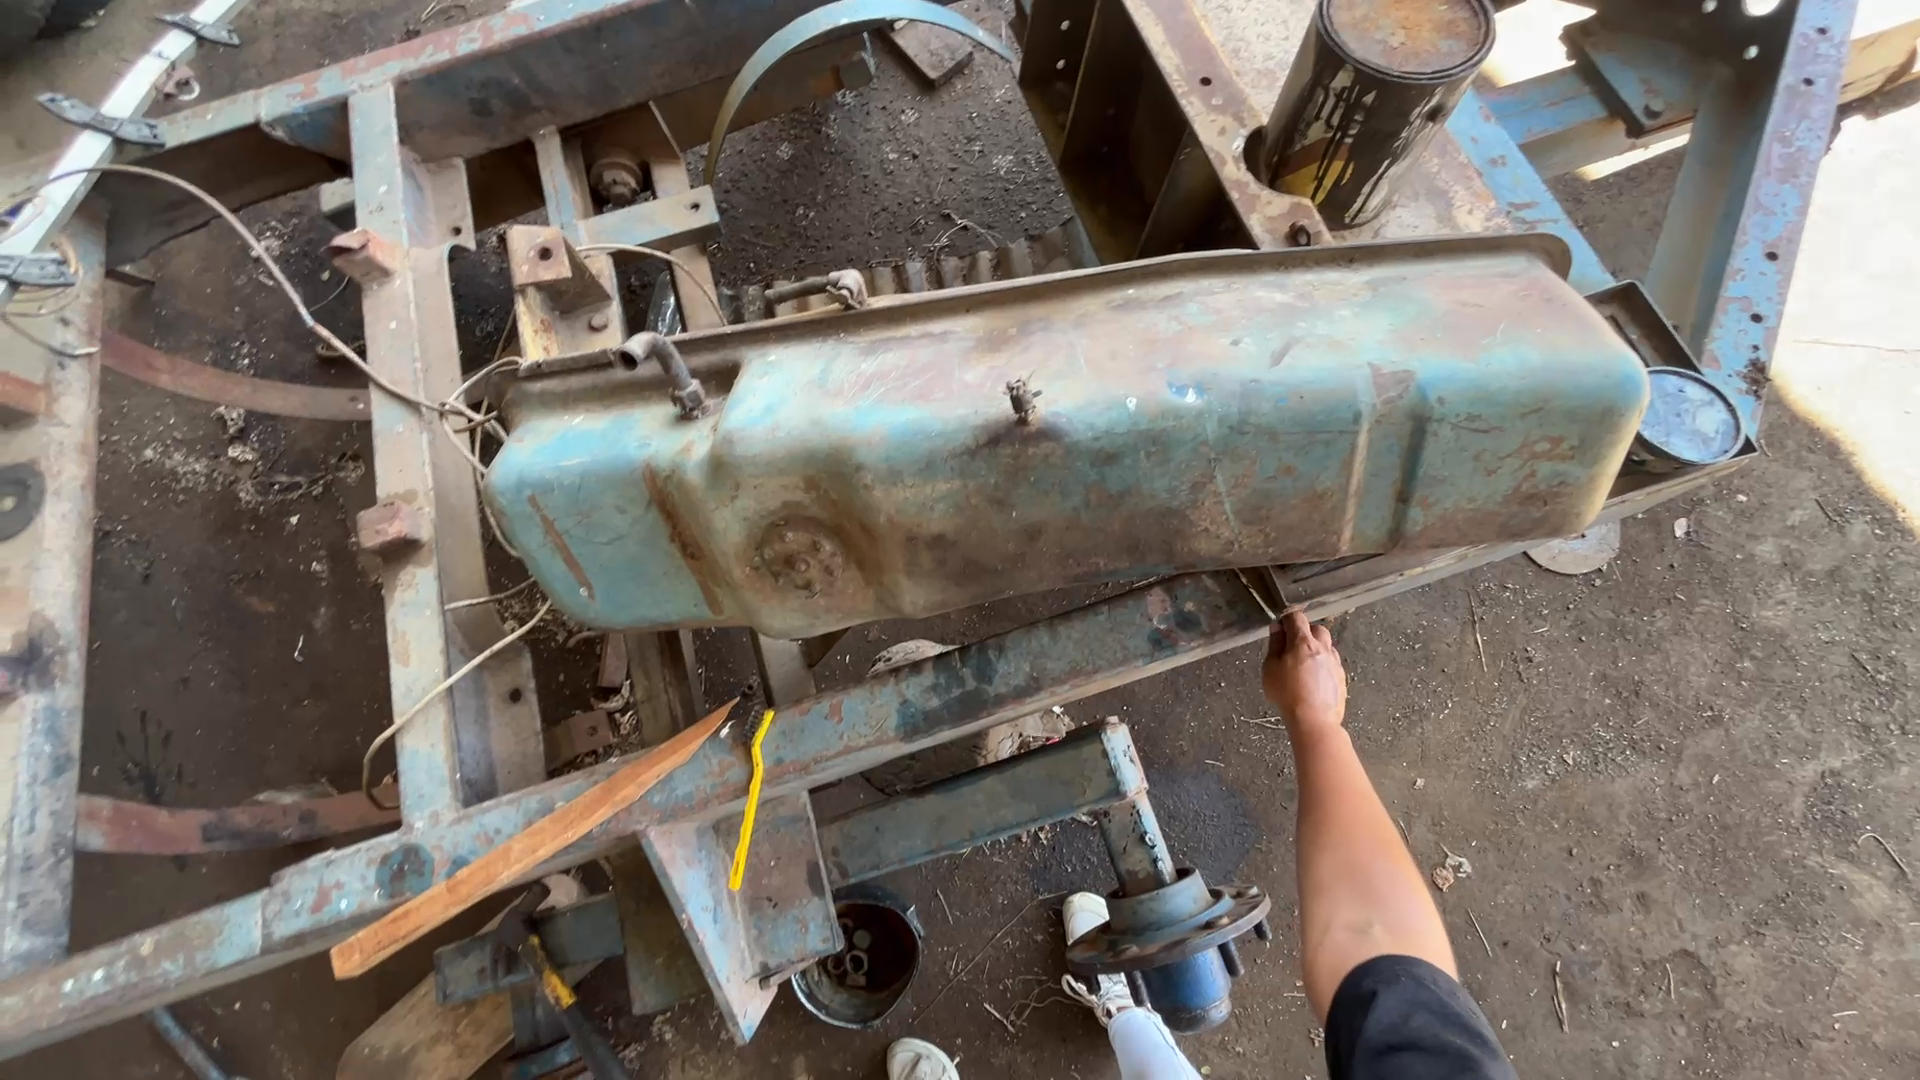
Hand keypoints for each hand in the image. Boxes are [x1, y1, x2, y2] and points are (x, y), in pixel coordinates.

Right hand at [1262, 610, 1346, 735]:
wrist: (1314, 719)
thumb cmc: (1287, 693)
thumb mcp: (1270, 667)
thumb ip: (1274, 645)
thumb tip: (1277, 628)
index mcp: (1303, 642)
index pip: (1297, 618)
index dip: (1286, 619)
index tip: (1279, 627)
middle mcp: (1323, 648)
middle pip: (1317, 628)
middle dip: (1305, 631)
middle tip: (1292, 645)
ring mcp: (1335, 663)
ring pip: (1327, 646)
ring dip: (1316, 648)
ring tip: (1303, 663)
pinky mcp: (1341, 677)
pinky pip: (1332, 663)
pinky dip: (1323, 664)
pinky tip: (1313, 678)